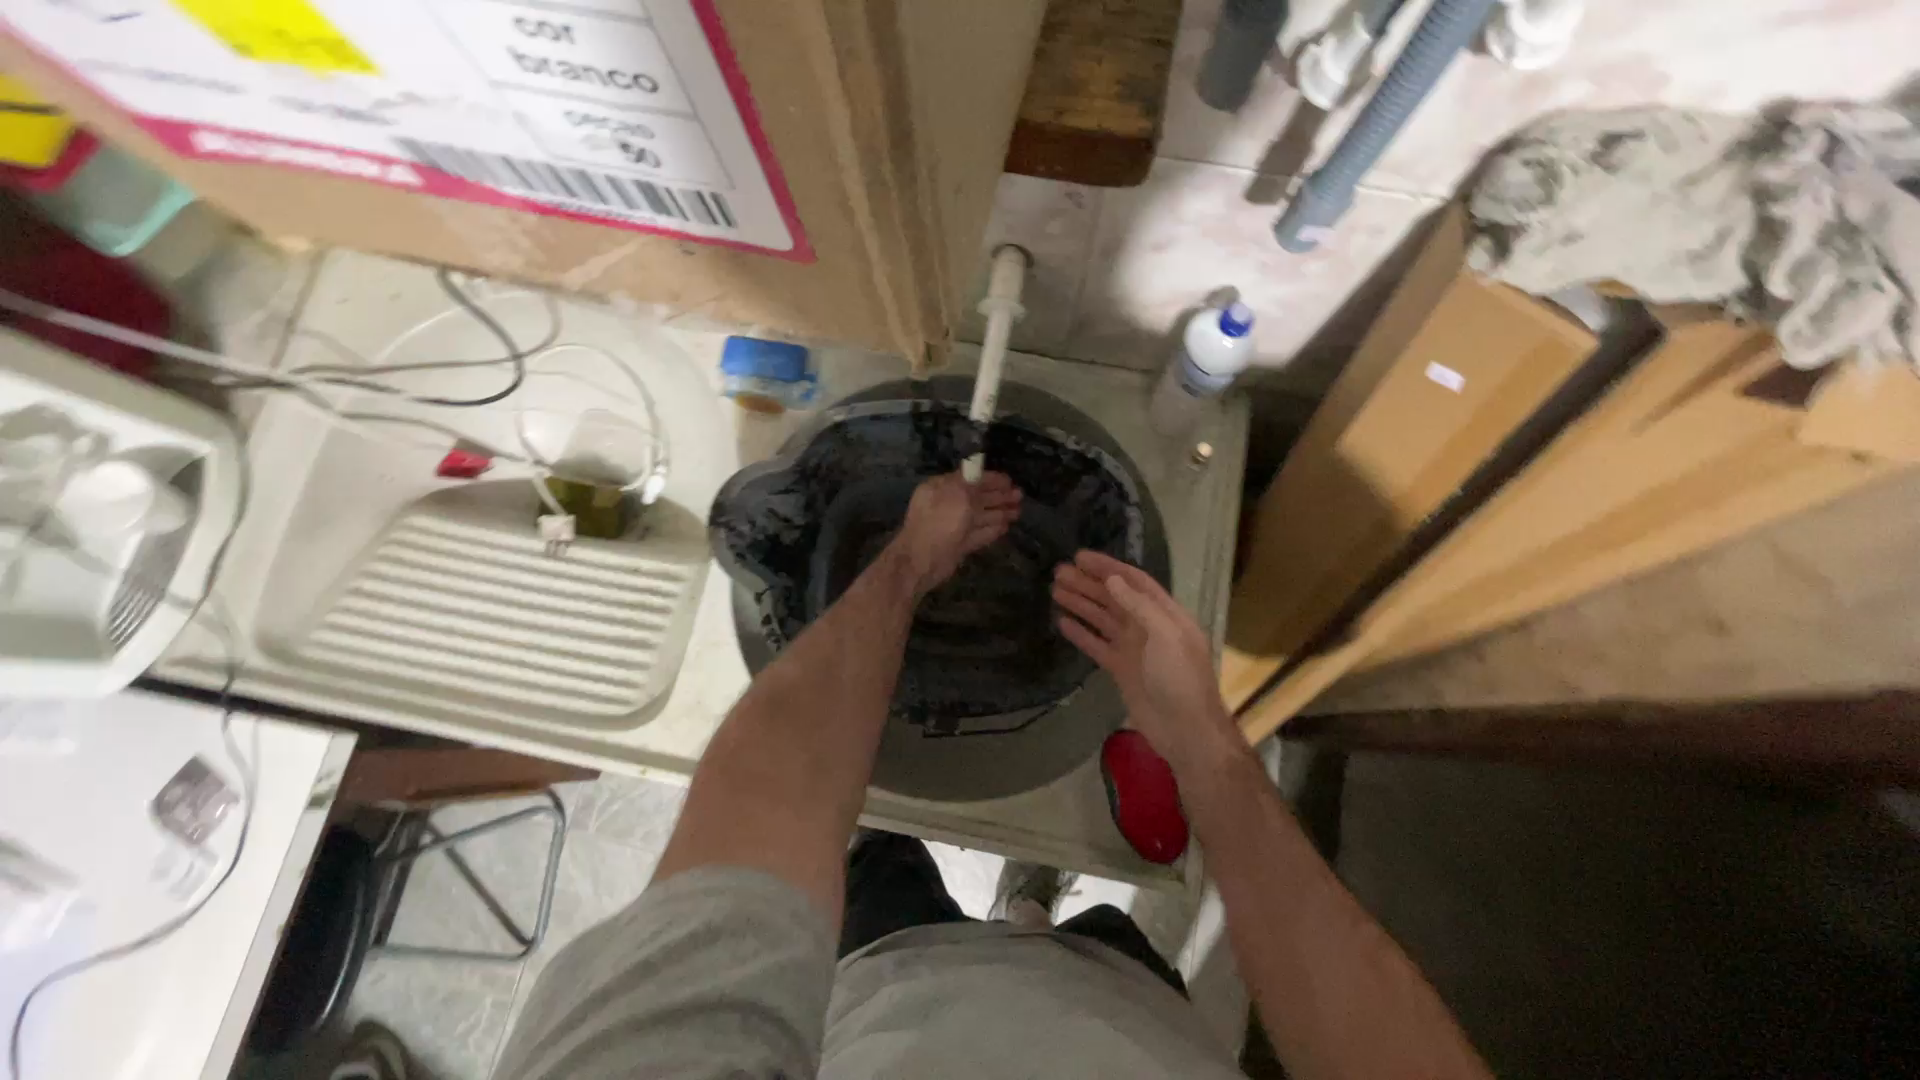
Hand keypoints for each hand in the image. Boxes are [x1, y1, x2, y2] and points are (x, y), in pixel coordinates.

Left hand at [889, 471, 1021, 595]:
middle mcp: (946, 505)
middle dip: (998, 496)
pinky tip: (1006, 527)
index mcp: (941, 488)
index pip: (970, 479)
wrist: (922, 560)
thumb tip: (978, 469)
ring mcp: (952, 526)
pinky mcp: (957, 545)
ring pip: (979, 517)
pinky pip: (978, 534)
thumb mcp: (957, 494)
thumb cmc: (939, 522)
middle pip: (977, 498)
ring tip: (1018, 512)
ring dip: (999, 512)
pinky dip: (991, 530)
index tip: (1010, 481)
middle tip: (1020, 496)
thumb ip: (970, 482)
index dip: (991, 479)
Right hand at [1053, 551, 1239, 773]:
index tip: (1080, 557)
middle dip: (1088, 583)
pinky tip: (1062, 622)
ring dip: (1081, 604)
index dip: (1108, 567)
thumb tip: (1112, 580)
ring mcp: (1134, 649)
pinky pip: (1097, 646)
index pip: (1133, 581)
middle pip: (1114, 598)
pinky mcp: (1121, 669)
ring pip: (1103, 620)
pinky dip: (1081, 634)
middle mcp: (1148, 626)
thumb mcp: (1166, 635)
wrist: (1185, 728)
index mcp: (1165, 613)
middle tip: (1059, 572)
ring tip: (1055, 590)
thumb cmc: (1180, 678)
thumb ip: (1139, 606)